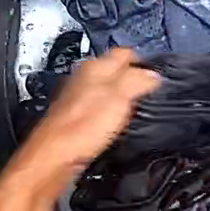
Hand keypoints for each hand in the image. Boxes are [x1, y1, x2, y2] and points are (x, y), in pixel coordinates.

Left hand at [7, 48, 160, 198]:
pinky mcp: (75, 118)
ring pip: (105, 88)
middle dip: (132, 77)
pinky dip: (109, 112)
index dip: (143, 62)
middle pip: (114, 69)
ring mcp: (78, 98)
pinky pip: (98, 107)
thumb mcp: (119, 99)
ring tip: (133, 105)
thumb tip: (153, 75)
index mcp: (94, 69)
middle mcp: (83, 80)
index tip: (156, 74)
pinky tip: (113, 123)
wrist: (53, 157)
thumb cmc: (78, 131)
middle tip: (148, 88)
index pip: (124, 53)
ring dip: (120, 94)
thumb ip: (137, 81)